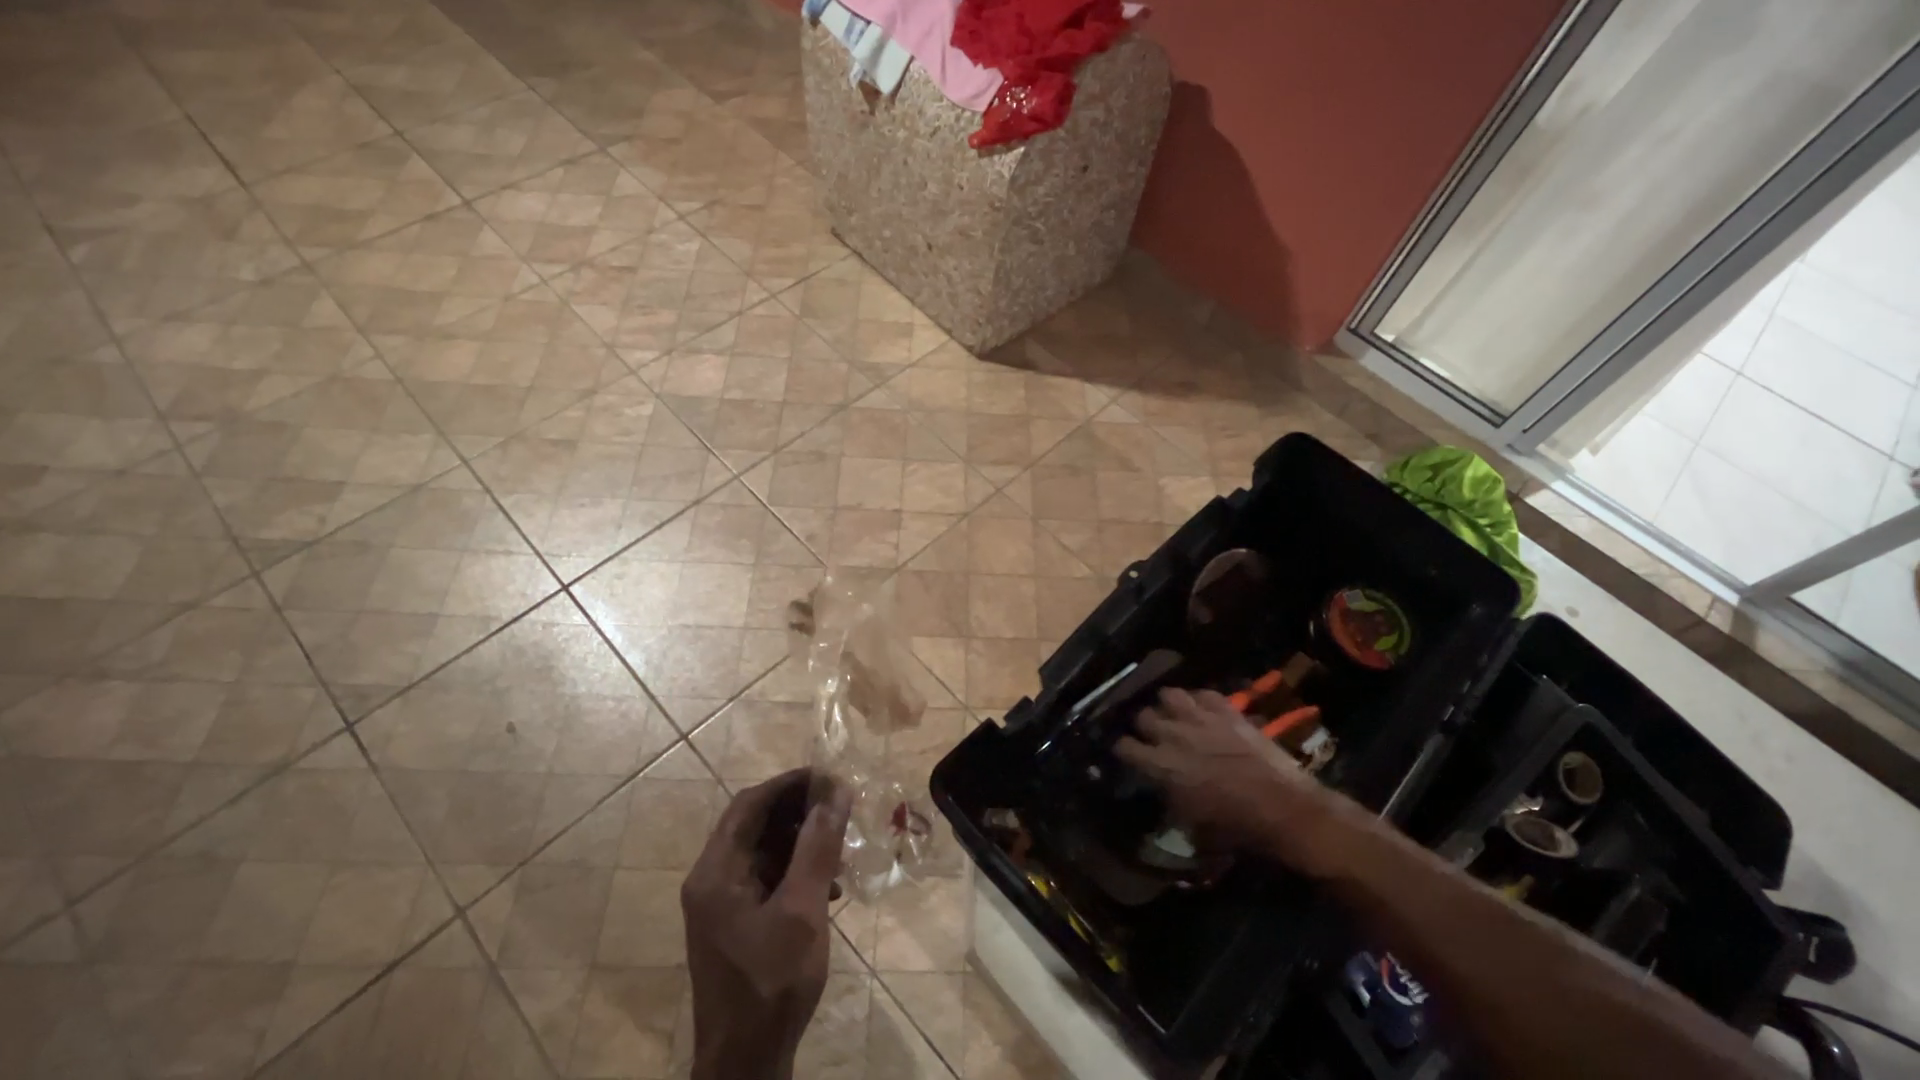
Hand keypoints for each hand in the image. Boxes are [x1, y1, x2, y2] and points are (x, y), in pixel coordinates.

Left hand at [682, 769, 852, 1079]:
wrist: (744, 1060)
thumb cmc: (771, 982)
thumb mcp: (802, 911)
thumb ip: (817, 850)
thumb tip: (835, 794)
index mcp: (715, 872)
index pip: (749, 805)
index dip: (790, 784)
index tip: (831, 776)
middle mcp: (710, 881)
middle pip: (753, 826)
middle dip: (798, 811)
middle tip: (841, 805)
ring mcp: (720, 905)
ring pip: (761, 853)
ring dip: (800, 841)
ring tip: (840, 842)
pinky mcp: (734, 925)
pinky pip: (764, 880)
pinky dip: (795, 871)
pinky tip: (829, 886)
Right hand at [1115, 688, 1359, 875]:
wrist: (1283, 807)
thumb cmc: (1235, 826)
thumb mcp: (1191, 825)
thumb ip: (1170, 800)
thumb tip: (1163, 792)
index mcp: (1160, 765)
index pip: (1124, 746)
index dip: (1123, 750)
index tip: (1127, 755)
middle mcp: (1174, 734)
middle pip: (1143, 716)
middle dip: (1144, 726)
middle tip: (1152, 736)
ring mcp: (1202, 718)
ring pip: (1169, 694)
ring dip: (1168, 706)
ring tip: (1174, 715)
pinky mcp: (1228, 711)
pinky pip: (1204, 693)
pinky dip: (1200, 700)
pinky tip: (1203, 710)